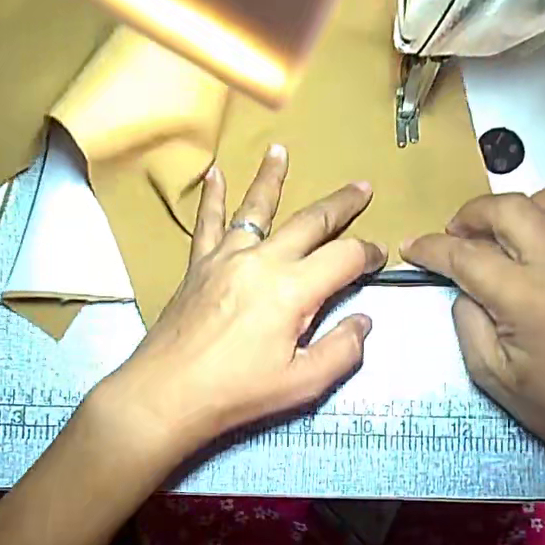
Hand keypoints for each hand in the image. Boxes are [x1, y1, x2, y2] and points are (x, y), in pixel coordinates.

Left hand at [87, 145, 385, 462]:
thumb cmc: (235, 393)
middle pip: (309, 222)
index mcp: (292, 290)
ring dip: (271, 179)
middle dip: (340, 204)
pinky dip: (212, 198)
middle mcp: (261, 261)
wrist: (166, 394)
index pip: (344, 257)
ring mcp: (225, 259)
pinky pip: (207, 224)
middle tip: (361, 189)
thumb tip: (363, 321)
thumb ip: (341, 351)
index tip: (378, 259)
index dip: (368, 255)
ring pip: (254, 209)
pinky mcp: (198, 267)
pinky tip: (213, 175)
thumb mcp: (301, 384)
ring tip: (279, 151)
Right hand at [402, 184, 544, 494]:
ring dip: (536, 203)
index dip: (430, 248)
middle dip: (473, 214)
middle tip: (459, 232)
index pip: (465, 255)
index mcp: (525, 298)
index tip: (413, 248)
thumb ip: (467, 321)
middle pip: (512, 209)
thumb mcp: (487, 371)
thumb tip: (465, 287)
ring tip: (520, 226)